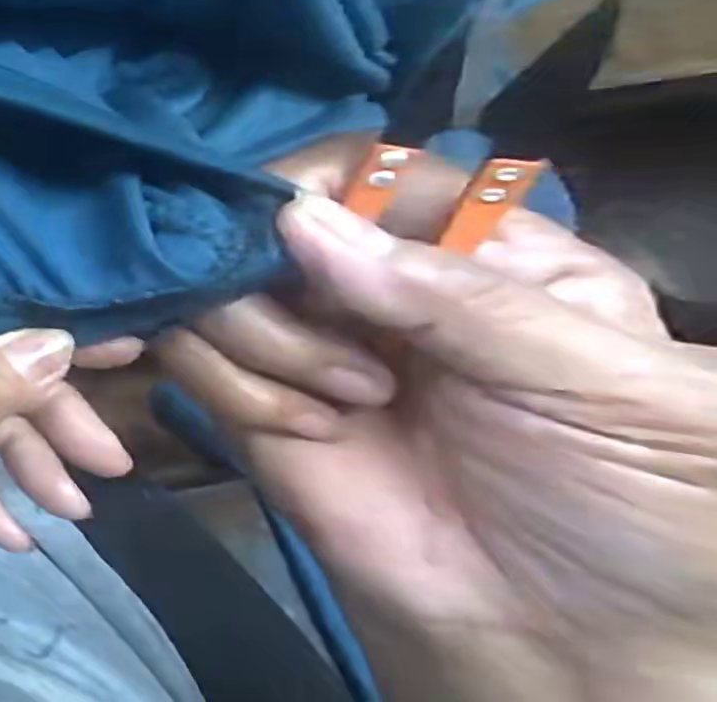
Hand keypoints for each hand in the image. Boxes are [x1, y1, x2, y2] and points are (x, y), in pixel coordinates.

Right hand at [158, 138, 716, 699]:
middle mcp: (351, 275)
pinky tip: (308, 431)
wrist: (540, 636)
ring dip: (268, 350)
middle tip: (351, 355)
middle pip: (254, 224)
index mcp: (457, 248)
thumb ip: (460, 295)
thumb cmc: (623, 507)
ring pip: (205, 286)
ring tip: (348, 407)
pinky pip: (181, 348)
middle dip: (282, 290)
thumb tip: (294, 217)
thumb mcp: (605, 391)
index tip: (293, 228)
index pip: (357, 166)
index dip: (317, 184)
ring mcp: (281, 326)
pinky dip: (239, 391)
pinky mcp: (226, 377)